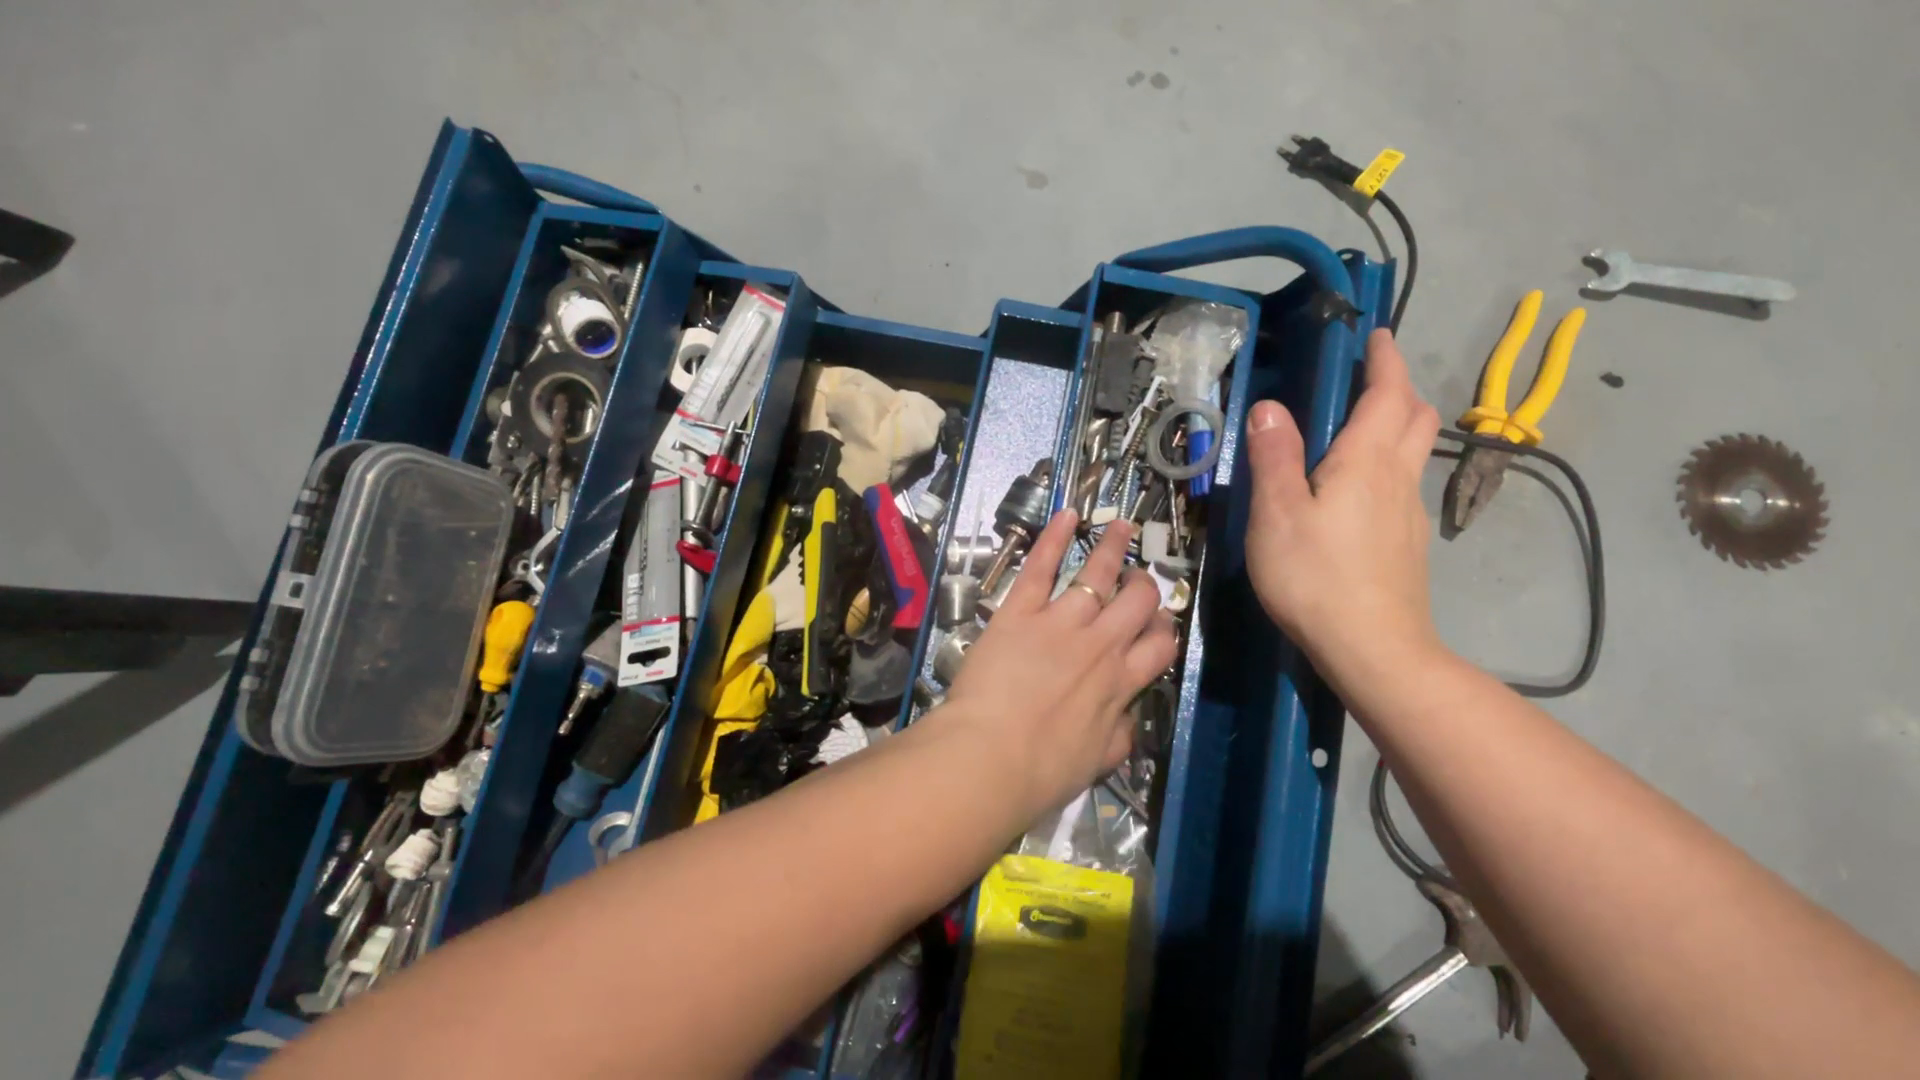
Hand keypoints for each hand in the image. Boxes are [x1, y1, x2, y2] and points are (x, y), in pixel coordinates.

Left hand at [935, 513, 1177, 818]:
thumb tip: (1129, 718)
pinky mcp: (1019, 611)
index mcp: (1120, 683)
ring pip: (1098, 575)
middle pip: (1138, 602)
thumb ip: (1120, 734)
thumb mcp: (1096, 762)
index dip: (1163, 630)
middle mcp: (1099, 645)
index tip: (1159, 626)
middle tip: (1139, 581)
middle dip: (1144, 586)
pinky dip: (1054, 538)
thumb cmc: (1041, 771)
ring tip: (1122, 527)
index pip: (1159, 645)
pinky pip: (1040, 567)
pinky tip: (1068, 516)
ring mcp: (1060, 622)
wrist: (989, 757)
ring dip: (1114, 547)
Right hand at [1243, 329, 1442, 674]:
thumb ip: (1274, 457)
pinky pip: (1403, 487)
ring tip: (1359, 431)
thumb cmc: (1316, 576)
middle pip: (1416, 417)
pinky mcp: (1408, 544)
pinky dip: (1388, 467)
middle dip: (1399, 389)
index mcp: (1366, 460)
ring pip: (1414, 453)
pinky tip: (1357, 494)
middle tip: (1368, 381)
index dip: (1384, 360)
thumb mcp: (1278, 514)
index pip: (1388, 393)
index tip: (1377, 336)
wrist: (1373, 648)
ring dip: (1398, 427)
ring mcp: (1409, 513)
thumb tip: (1270, 406)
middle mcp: (1398, 477)